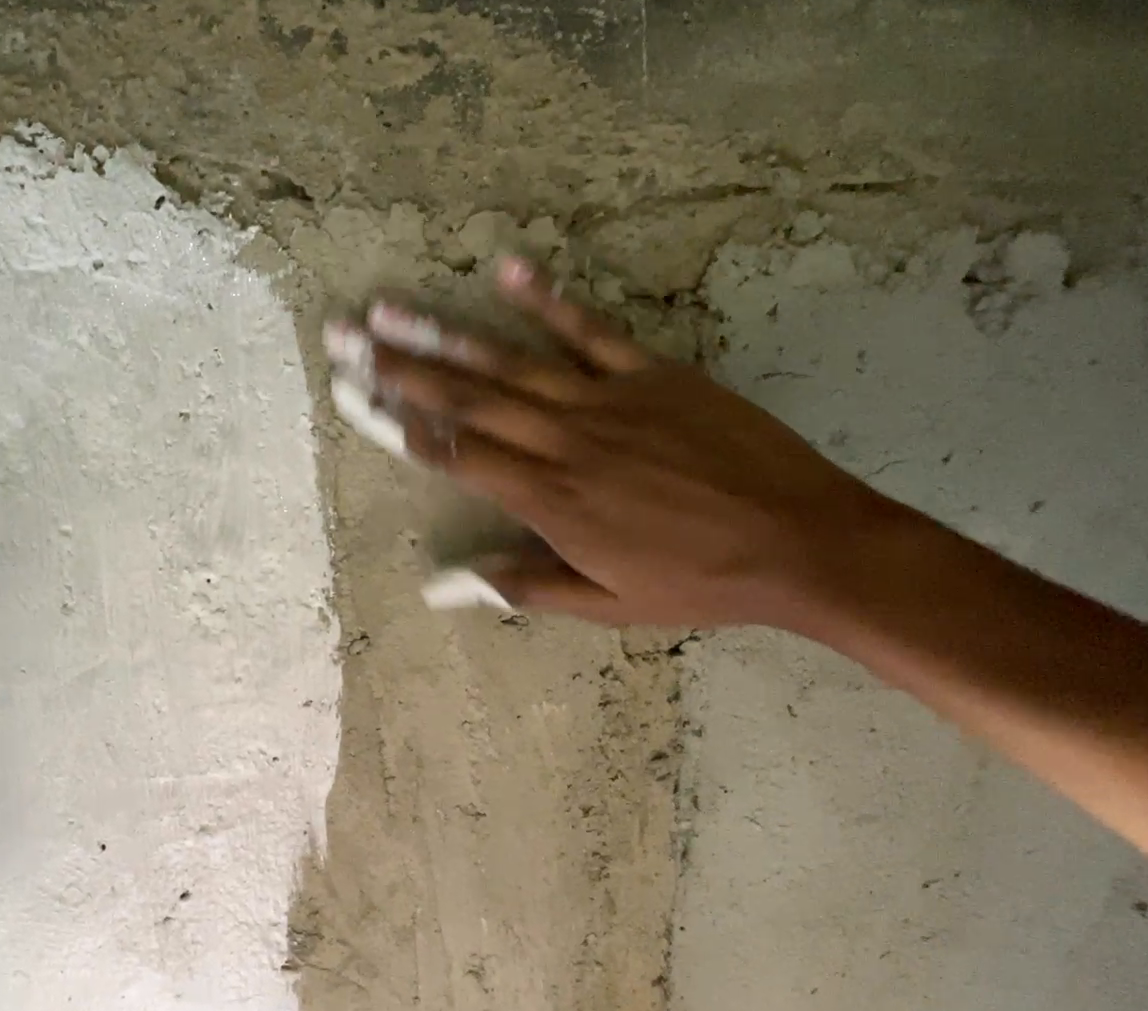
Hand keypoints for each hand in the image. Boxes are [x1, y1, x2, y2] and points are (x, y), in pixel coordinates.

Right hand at [324, 256, 907, 626]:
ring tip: (389, 309)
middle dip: (396, 367)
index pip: (452, 453)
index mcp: (547, 497)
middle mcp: (562, 439)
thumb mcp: (603, 602)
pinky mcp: (653, 372)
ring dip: (443, 334)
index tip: (350, 394)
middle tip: (344, 336)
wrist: (803, 542)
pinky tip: (506, 272)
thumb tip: (440, 587)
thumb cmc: (696, 582)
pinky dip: (547, 300)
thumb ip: (518, 583)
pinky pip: (590, 330)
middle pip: (463, 398)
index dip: (394, 422)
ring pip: (508, 362)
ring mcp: (606, 398)